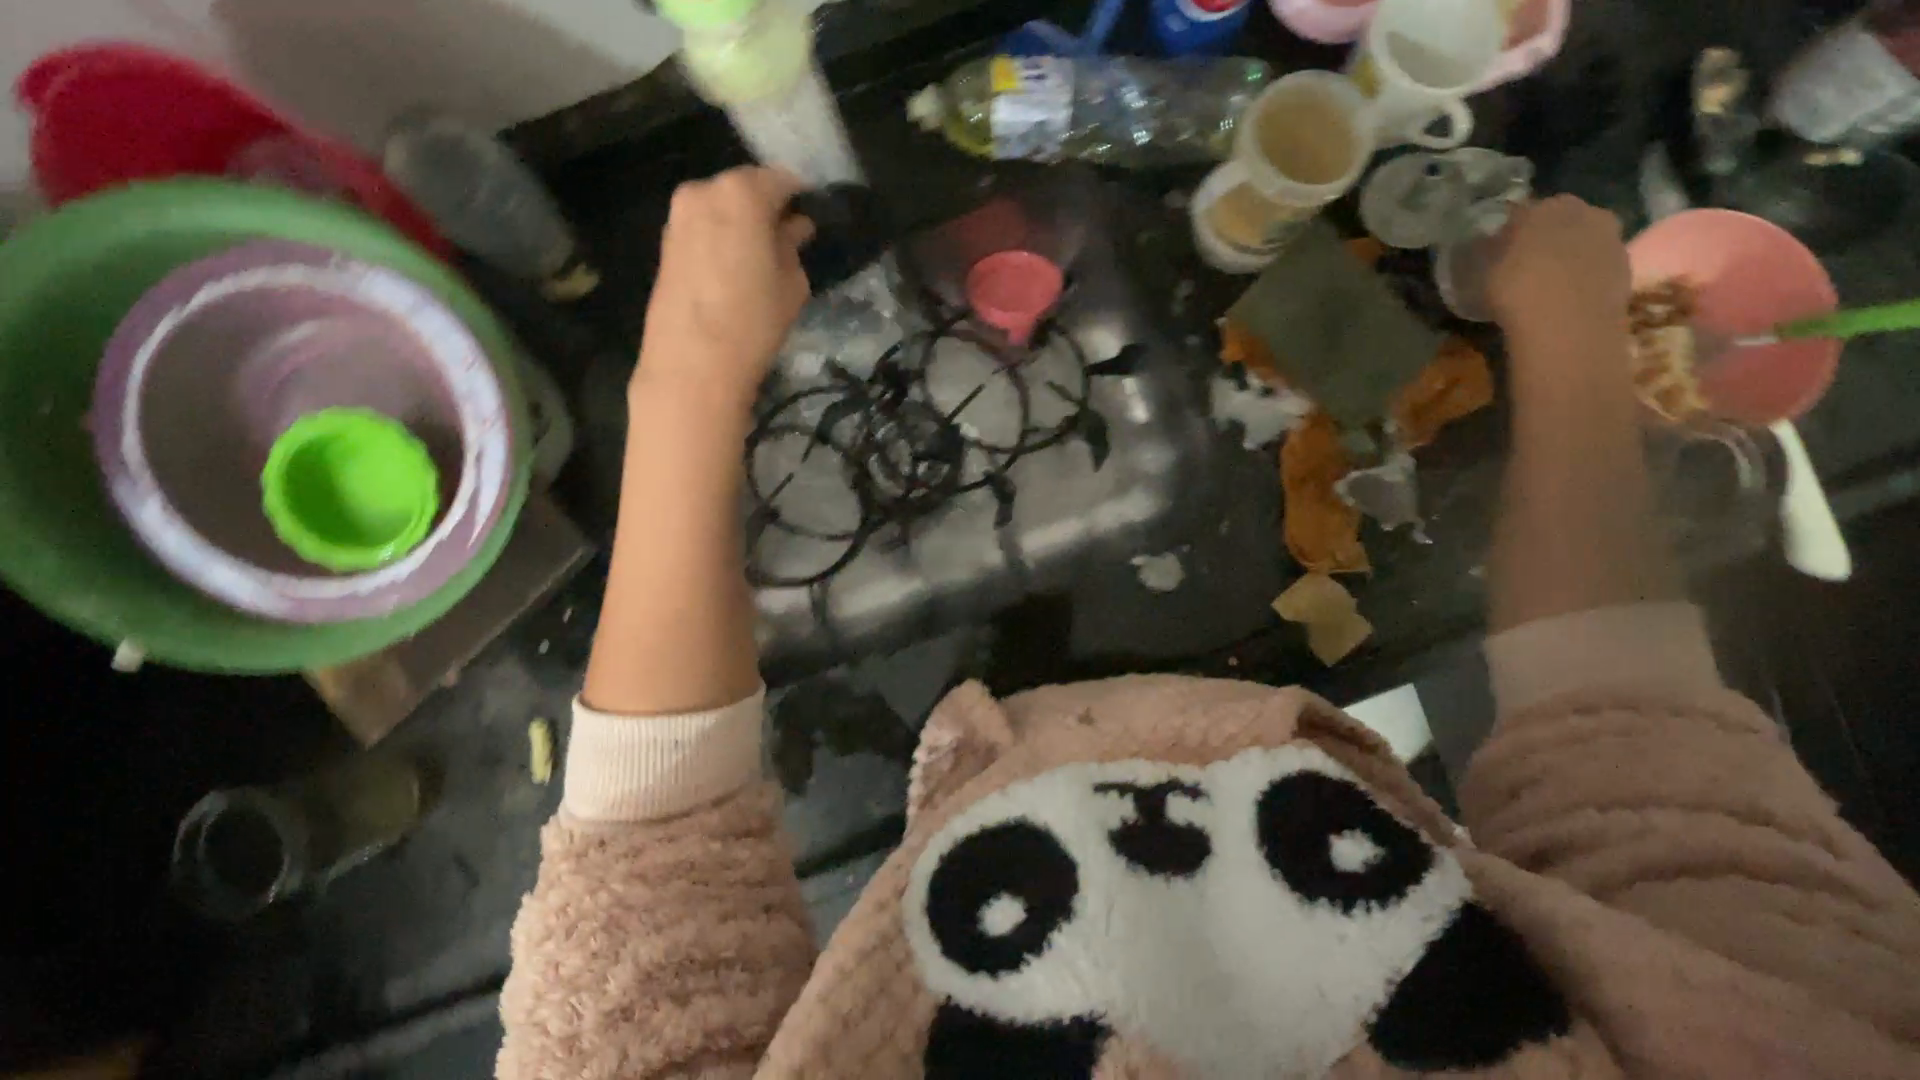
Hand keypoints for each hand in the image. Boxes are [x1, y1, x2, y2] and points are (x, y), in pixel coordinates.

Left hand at [635, 167, 814, 409]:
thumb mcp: (792, 284)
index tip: (813, 218)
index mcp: (741, 193)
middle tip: (789, 239)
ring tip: (762, 259)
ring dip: (742, 224)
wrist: (692, 365)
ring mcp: (678, 217)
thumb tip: (793, 229)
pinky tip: (735, 271)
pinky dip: (721, 239)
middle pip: (744, 189)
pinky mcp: (665, 245)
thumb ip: (792, 247)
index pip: (781, 180)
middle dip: (767, 208)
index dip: (801, 198)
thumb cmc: (753, 322)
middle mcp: (703, 192)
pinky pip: (703, 229)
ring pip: (720, 208)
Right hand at [1486, 196, 1630, 343]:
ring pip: (1584, 240)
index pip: (1523, 212)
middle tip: (1528, 264)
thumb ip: (1491, 251)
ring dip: (1570, 255)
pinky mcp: (1626, 264)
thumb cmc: (1516, 292)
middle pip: (1561, 221)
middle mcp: (1584, 211)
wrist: (1568, 324)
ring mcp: (1611, 237)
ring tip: (1550, 283)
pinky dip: (1586, 274)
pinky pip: (1598, 263)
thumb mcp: (1484, 272)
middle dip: (1547, 238)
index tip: (1501, 251)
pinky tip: (1570, 296)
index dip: (1512, 232)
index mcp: (1544, 206)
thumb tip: (1490, 244)